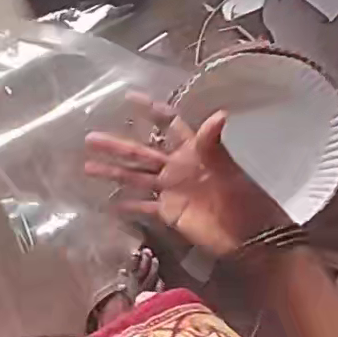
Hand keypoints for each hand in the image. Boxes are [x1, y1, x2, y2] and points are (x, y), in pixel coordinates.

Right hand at [84, 95, 288, 256]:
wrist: (251, 238)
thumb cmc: (243, 200)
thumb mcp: (228, 170)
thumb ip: (213, 145)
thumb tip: (219, 114)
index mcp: (192, 151)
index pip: (168, 125)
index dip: (150, 111)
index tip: (128, 98)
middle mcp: (177, 167)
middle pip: (141, 152)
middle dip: (117, 145)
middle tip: (90, 137)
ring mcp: (172, 190)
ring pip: (136, 177)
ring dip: (113, 172)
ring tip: (87, 166)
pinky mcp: (169, 213)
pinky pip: (144, 206)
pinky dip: (128, 205)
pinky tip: (109, 202)